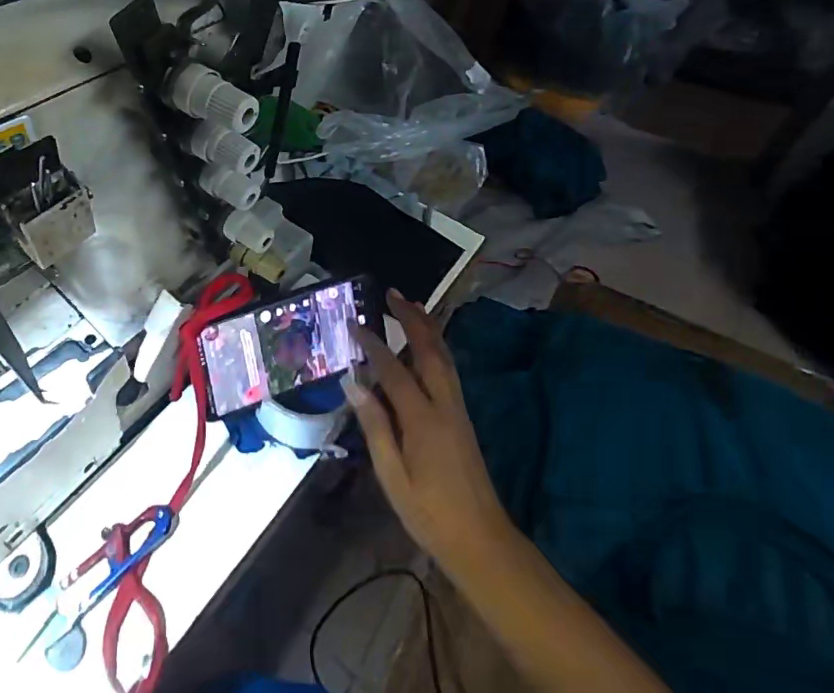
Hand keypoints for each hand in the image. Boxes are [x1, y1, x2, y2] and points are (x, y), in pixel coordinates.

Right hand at [346, 290, 513, 572]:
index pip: (394, 370)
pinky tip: (427, 345)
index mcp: (423, 419)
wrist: (480, 538)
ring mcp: (458, 409)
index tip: (353, 323)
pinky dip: (436, 347)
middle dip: (412, 319)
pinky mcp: (463, 417)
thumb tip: (353, 383)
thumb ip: (375, 426)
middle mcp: (445, 405)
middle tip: (393, 294)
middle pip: (429, 350)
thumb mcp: (392, 475)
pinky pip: (449, 370)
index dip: (373, 344)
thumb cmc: (428, 512)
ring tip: (411, 305)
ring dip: (428, 328)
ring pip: (444, 357)